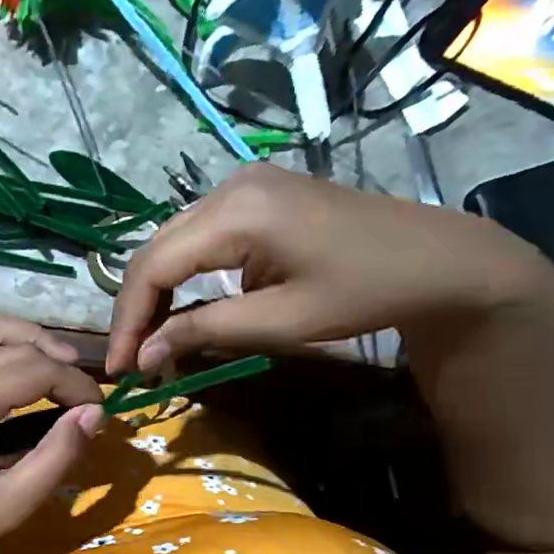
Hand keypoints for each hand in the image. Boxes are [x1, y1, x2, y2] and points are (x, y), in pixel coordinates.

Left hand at [0, 320, 103, 553]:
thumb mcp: (14, 502)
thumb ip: (57, 455)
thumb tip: (93, 414)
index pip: (35, 370)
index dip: (75, 383)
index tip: (100, 408)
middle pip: (13, 348)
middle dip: (58, 365)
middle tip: (85, 397)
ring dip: (22, 339)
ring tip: (55, 362)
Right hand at [105, 163, 553, 373]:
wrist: (434, 258)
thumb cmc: (363, 291)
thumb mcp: (280, 321)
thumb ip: (205, 331)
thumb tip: (145, 356)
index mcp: (236, 210)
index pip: (154, 266)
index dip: (129, 320)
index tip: (120, 368)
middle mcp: (229, 186)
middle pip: (156, 249)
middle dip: (136, 308)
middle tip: (130, 360)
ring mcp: (243, 185)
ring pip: (173, 242)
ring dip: (157, 293)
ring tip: (150, 342)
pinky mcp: (256, 196)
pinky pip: (199, 237)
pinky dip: (184, 276)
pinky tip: (181, 309)